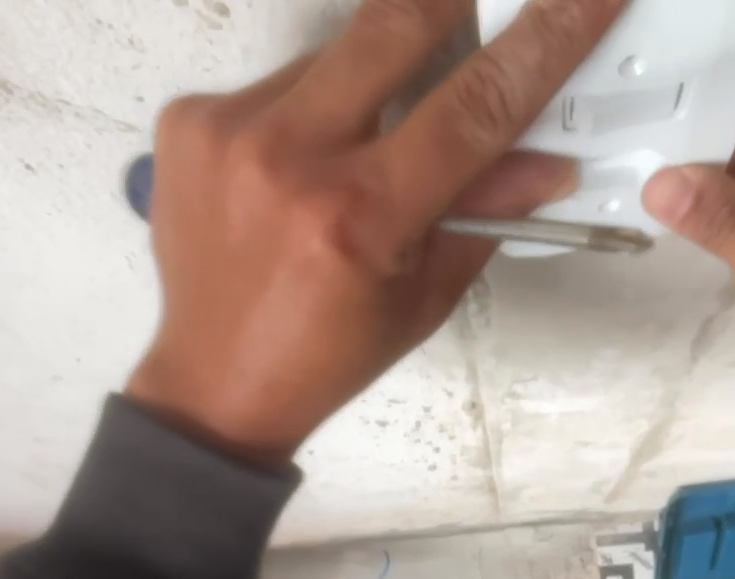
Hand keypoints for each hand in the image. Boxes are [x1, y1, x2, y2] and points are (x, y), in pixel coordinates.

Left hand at [127, 0, 628, 466]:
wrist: (216, 383)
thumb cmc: (328, 357)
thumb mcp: (422, 296)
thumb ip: (483, 216)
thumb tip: (545, 161)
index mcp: (359, 219)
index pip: (473, 109)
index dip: (544, 42)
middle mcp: (288, 157)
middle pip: (397, 22)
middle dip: (456, 4)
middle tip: (484, 7)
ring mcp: (228, 129)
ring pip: (335, 54)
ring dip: (372, 81)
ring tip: (364, 149)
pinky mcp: (189, 118)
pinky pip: (280, 82)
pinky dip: (312, 111)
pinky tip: (300, 169)